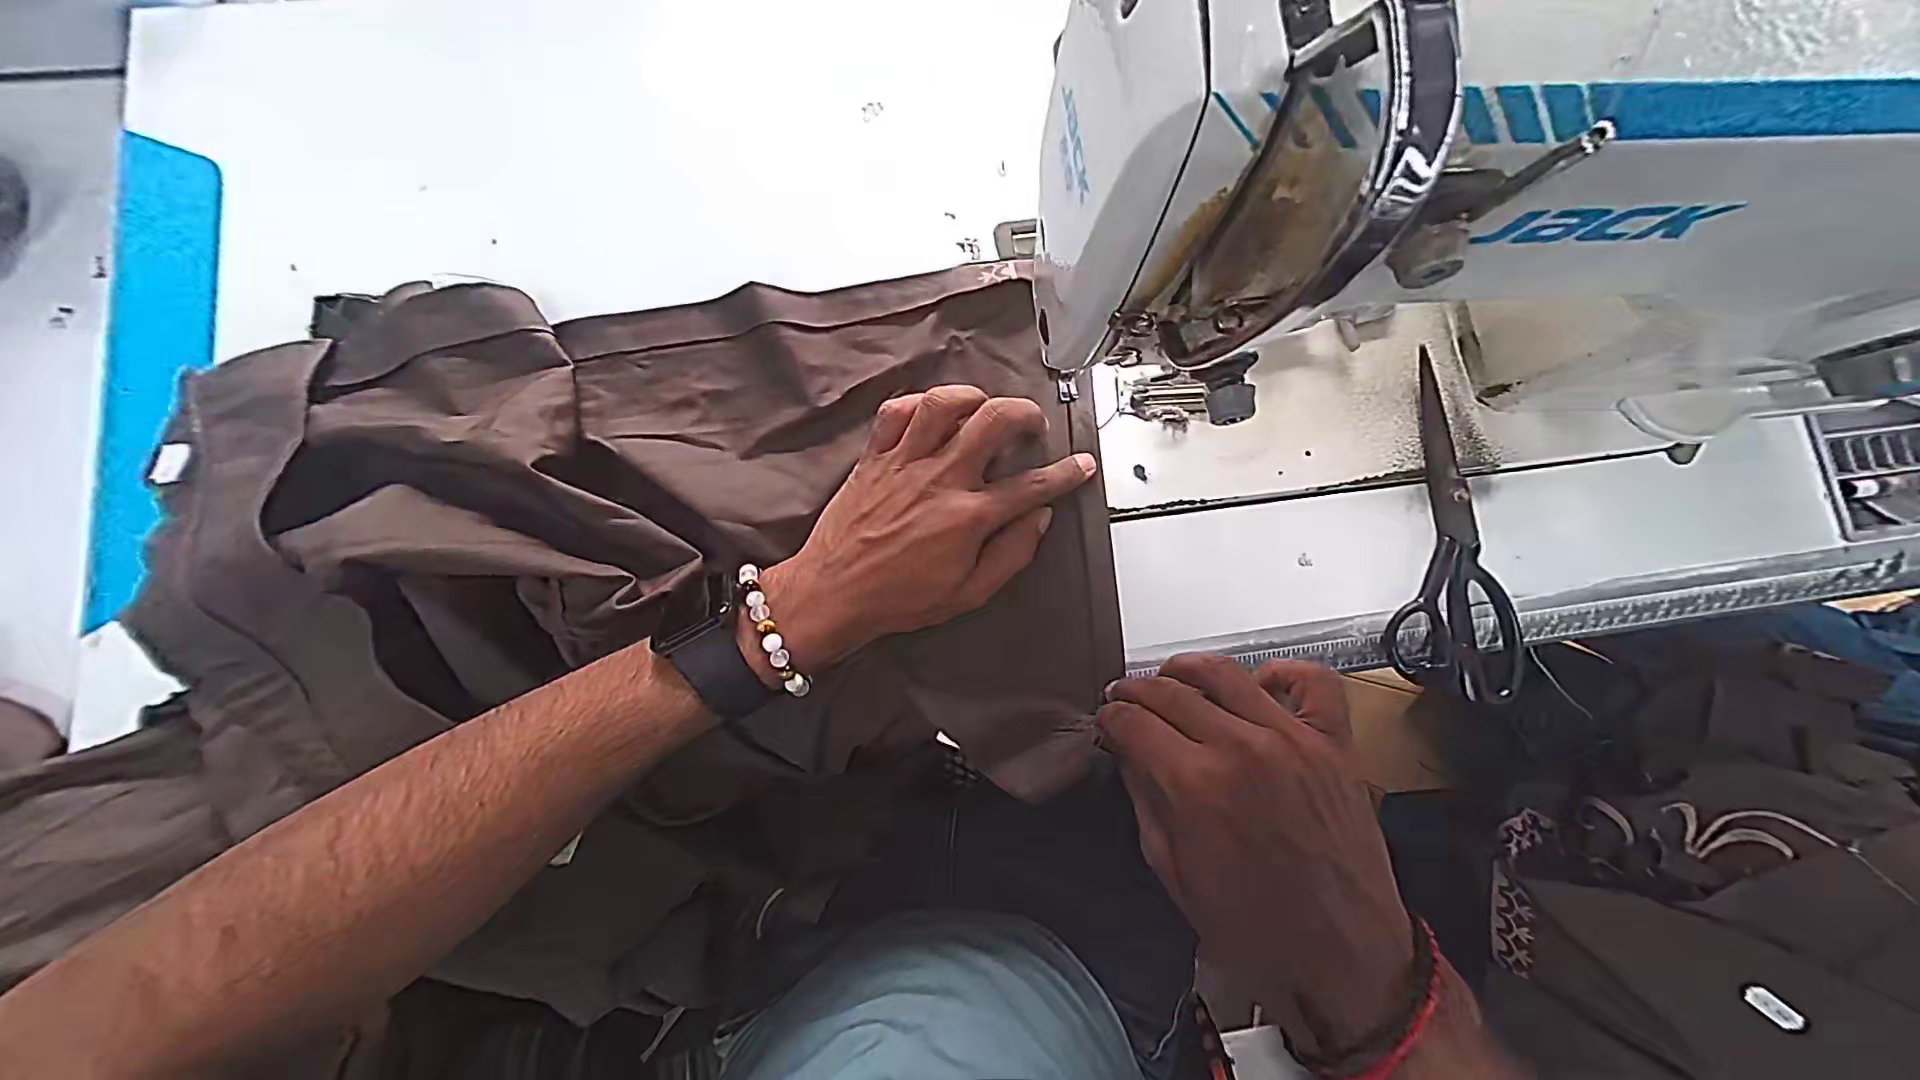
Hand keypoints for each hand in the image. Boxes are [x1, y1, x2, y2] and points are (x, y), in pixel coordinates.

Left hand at [742, 385, 1097, 678]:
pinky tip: (931, 413)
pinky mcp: (874, 458)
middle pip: (994, 421)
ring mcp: (904, 463)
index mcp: (967, 517)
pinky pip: (895, 412)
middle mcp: (939, 480)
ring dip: (973, 397)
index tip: (1078, 466)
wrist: (833, 593)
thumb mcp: (968, 593)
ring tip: (985, 408)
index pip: (1032, 485)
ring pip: (944, 404)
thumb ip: (1011, 554)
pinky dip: (918, 403)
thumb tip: (1037, 520)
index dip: (1065, 472)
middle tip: (1031, 425)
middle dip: (1025, 413)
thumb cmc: (896, 598)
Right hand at [1098, 654, 1413, 1056]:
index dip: (1109, 717)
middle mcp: (1241, 751)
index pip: (1131, 720)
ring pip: (1224, 671)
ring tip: (1173, 679)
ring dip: (1185, 669)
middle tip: (1126, 700)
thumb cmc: (1258, 931)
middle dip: (1134, 691)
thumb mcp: (1173, 871)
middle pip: (1168, 689)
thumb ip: (1144, 798)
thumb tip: (1128, 753)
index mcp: (1195, 786)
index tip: (1107, 720)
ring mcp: (1293, 741)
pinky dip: (1280, 672)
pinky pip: (1311, 681)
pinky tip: (1258, 685)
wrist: (1346, 962)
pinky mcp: (1334, 746)